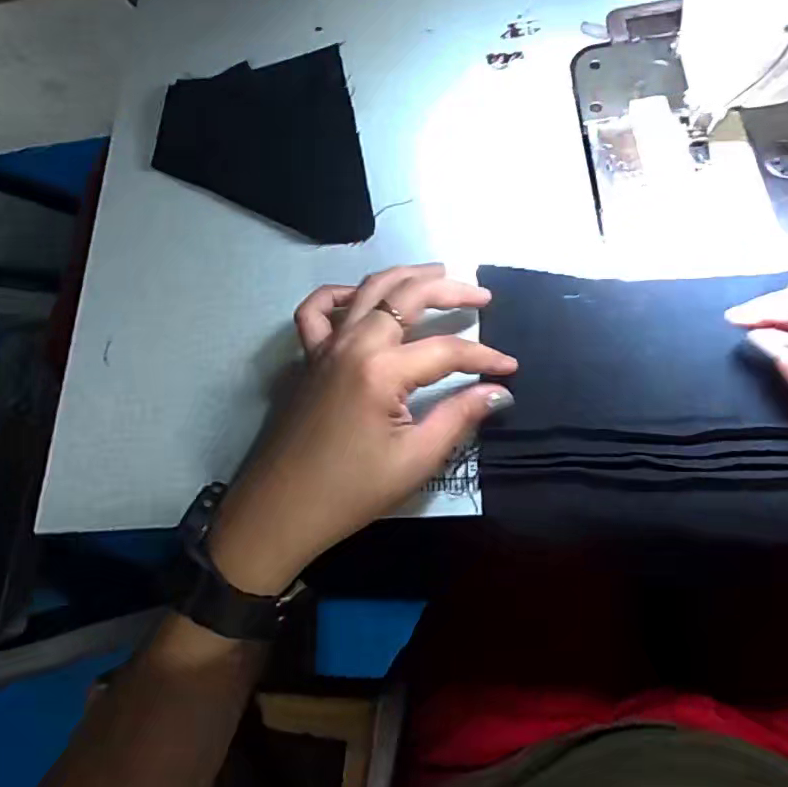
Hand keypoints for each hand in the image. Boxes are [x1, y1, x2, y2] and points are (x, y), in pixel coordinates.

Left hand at [207, 264, 516, 594]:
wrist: (278, 514)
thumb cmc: (351, 492)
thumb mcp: (416, 459)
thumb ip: (460, 416)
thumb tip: (499, 391)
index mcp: (381, 370)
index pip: (447, 350)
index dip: (484, 356)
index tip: (509, 367)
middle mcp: (353, 344)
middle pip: (408, 297)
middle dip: (451, 291)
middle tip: (482, 296)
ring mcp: (326, 347)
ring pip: (368, 290)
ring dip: (406, 276)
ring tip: (437, 273)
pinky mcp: (309, 358)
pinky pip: (316, 310)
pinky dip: (339, 295)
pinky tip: (360, 297)